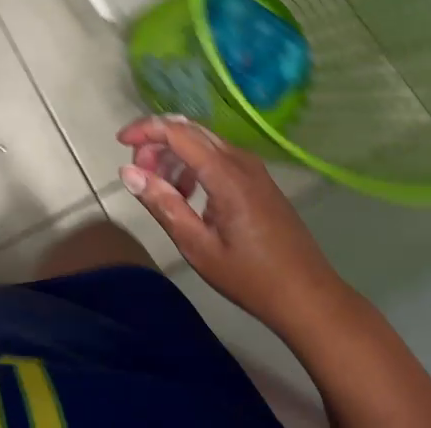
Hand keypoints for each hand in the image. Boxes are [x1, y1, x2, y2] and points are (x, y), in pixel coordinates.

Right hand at [117, 115, 351, 335]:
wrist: (310, 299)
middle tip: (139, 174)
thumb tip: (128, 173)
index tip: (120, 142)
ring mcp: (254, 169)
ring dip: (174, 154)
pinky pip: (218, 156)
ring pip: (203, 142)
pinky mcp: (259, 181)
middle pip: (189, 131)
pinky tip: (188, 194)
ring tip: (161, 188)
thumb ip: (163, 204)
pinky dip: (194, 163)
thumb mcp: (197, 246)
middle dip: (157, 143)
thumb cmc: (251, 277)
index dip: (145, 130)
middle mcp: (241, 161)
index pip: (177, 132)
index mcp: (226, 175)